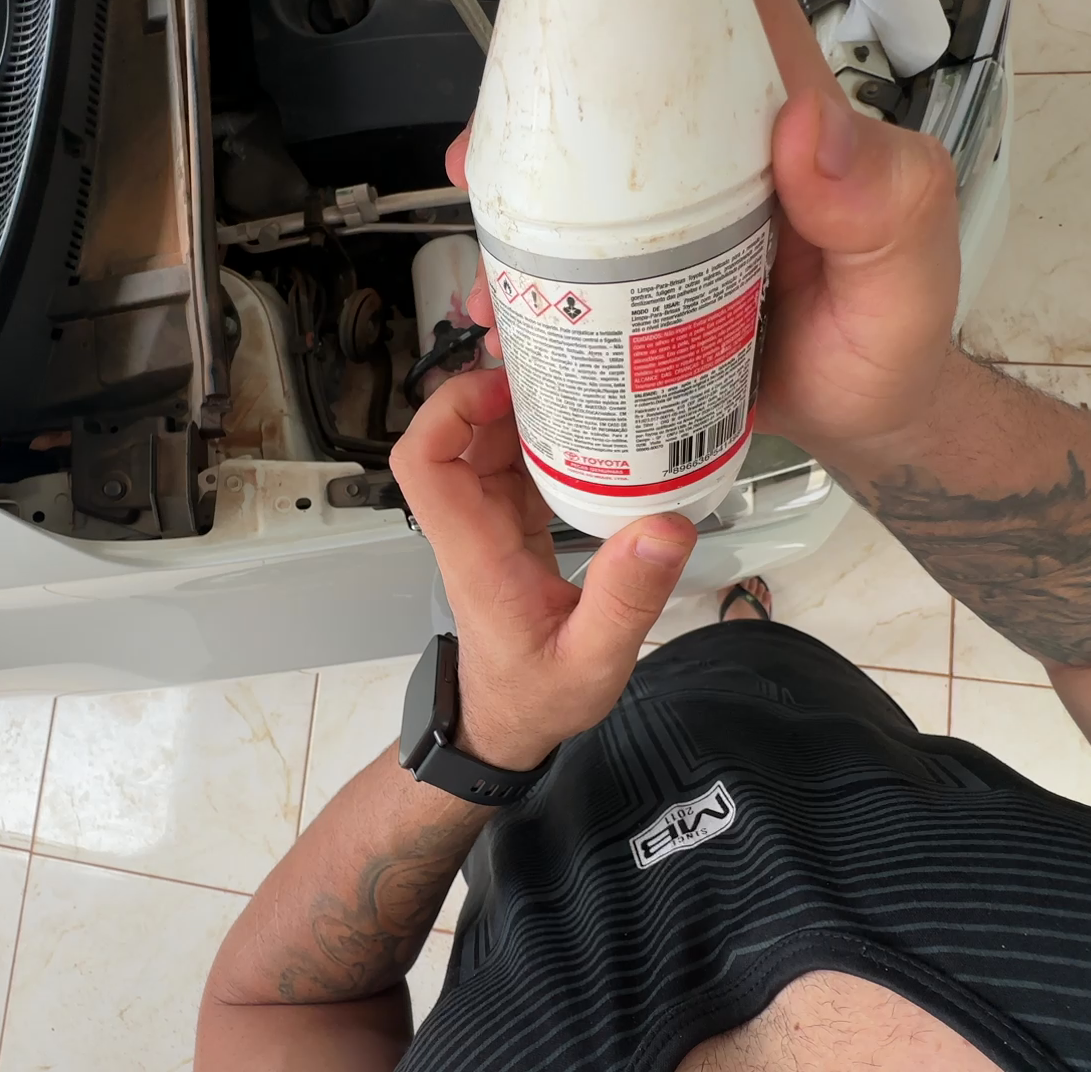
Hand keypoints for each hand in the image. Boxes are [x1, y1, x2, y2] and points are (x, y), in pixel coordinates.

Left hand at [390, 371, 697, 772]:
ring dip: (527, 416)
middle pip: (458, 439)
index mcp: (475, 553)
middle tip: (566, 371)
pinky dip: (548, 446)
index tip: (502, 387)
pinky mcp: (511, 530)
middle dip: (500, 394)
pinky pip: (518, 471)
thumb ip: (626, 601)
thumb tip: (665, 527)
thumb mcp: (593, 663)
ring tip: (588, 392)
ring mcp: (489, 527)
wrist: (511, 720)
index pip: (424, 463)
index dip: (448, 410)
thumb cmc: (537, 698)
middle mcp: (472, 529)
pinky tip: (597, 439)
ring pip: (489, 448)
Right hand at [441, 0, 961, 451]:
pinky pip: (585, 282)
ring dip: (523, 230)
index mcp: (789, 141)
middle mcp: (723, 180)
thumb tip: (805, 128)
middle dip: (544, 135)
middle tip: (482, 163)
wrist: (855, 421)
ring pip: (586, 210)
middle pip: (623, 126)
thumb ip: (882, 200)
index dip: (648, 19)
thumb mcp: (907, 274)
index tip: (576, 32)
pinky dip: (540, 297)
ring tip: (489, 275)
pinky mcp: (652, 299)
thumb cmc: (887, 349)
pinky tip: (513, 325)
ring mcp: (680, 243)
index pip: (722, 39)